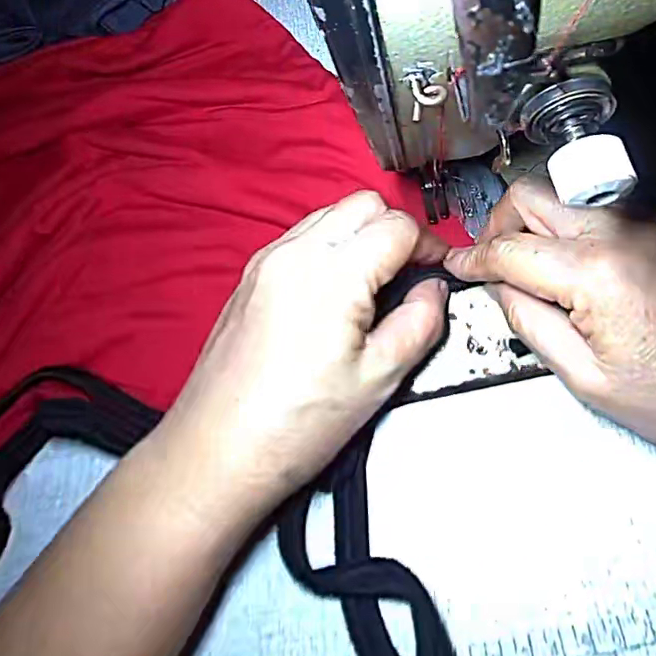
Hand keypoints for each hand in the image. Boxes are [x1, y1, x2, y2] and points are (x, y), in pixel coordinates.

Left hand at [158, 191, 449, 515]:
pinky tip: (339, 289)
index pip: (396, 226)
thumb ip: (419, 323)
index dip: (429, 244)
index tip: (437, 267)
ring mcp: (268, 261)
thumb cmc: (287, 426)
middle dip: (396, 228)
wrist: (217, 450)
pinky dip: (331, 245)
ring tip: (376, 282)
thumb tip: (433, 291)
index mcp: (331, 276)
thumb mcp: (377, 380)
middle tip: (412, 270)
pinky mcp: (252, 274)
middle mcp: (295, 255)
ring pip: (332, 213)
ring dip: (363, 232)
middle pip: (364, 204)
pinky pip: (303, 234)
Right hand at [444, 177, 655, 486]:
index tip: (457, 266)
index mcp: (596, 272)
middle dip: (497, 224)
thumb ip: (530, 323)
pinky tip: (576, 268)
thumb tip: (501, 290)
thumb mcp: (589, 379)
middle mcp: (619, 230)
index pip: (509, 248)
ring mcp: (645, 221)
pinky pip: (598, 209)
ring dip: (534, 222)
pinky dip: (571, 228)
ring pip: (562, 195)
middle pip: (529, 196)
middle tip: (491, 261)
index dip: (473, 259)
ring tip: (531, 267)